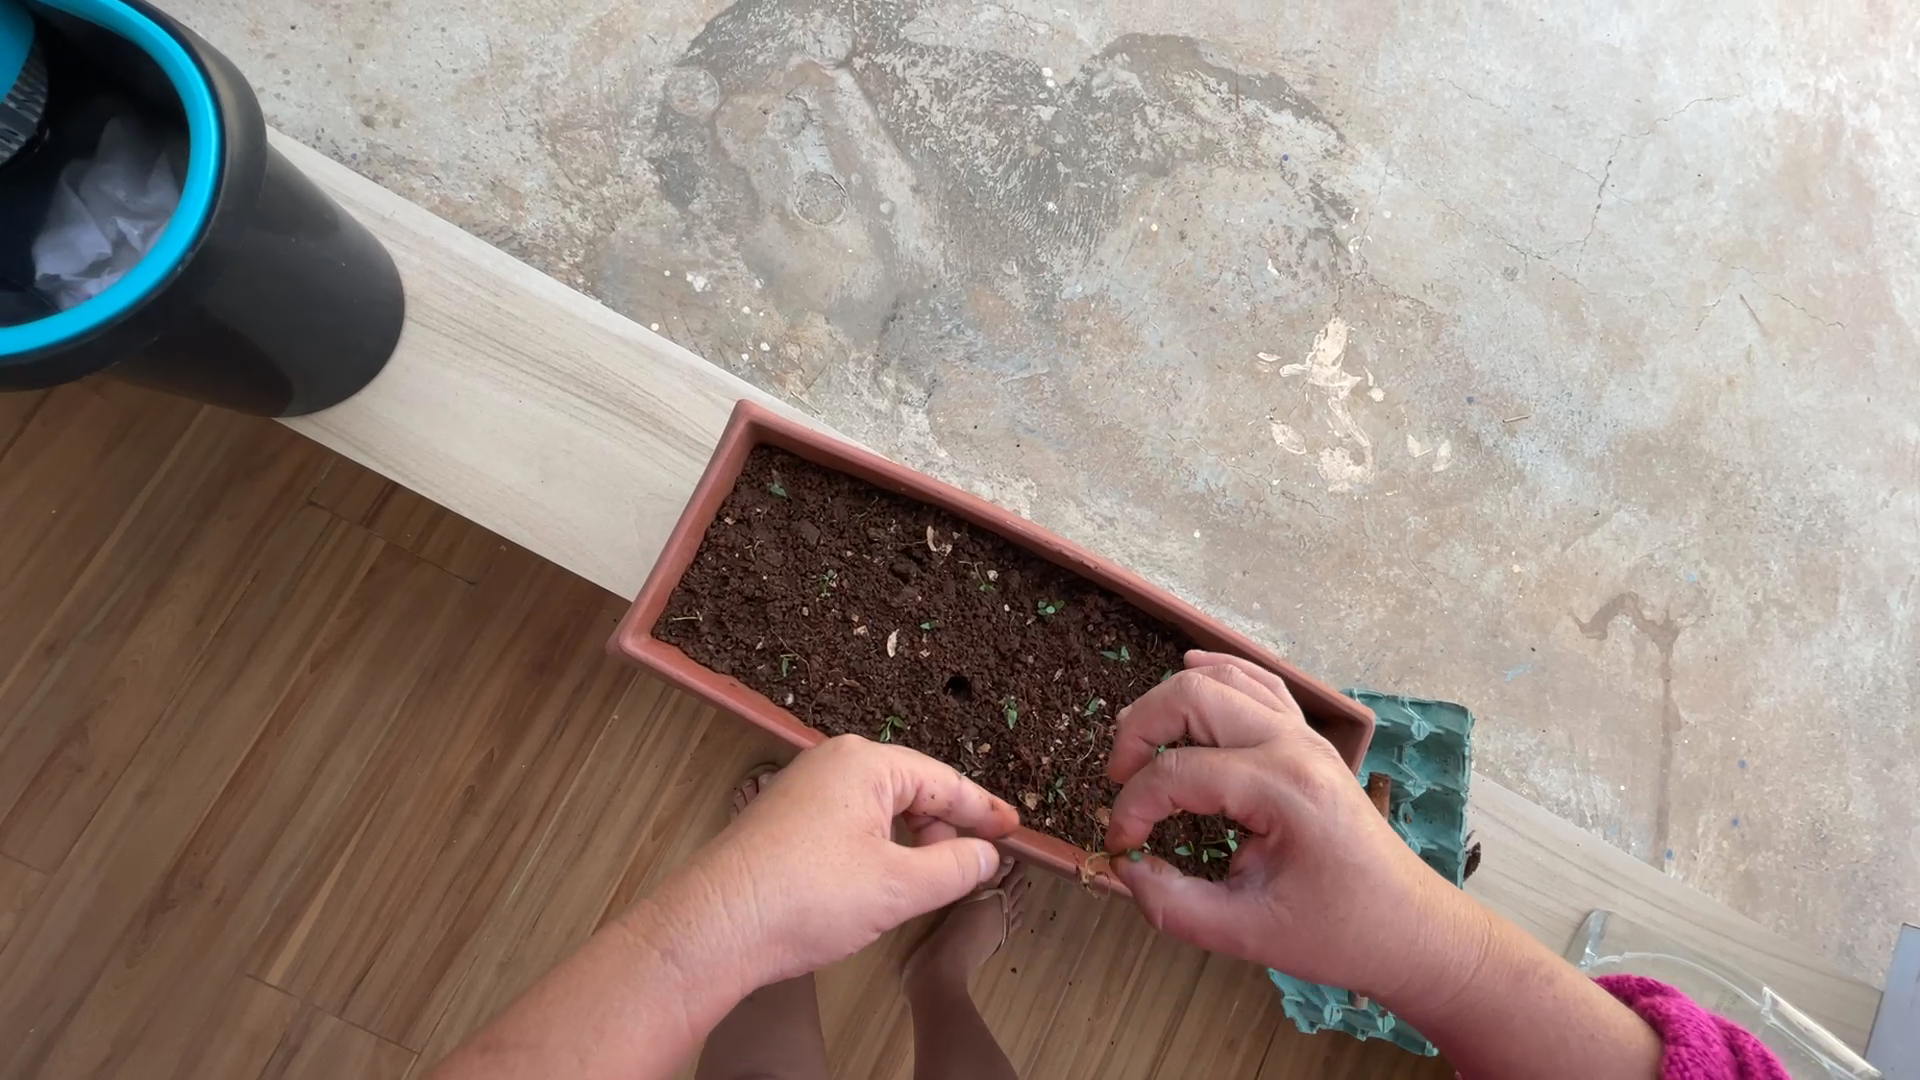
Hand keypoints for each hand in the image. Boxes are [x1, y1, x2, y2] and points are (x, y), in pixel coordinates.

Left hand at [649, 735, 1020, 990]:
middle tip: (971, 865)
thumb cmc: (807, 898)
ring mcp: (807, 786)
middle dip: (944, 827)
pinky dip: (880, 845)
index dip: (983, 808)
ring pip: (881, 806)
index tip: (1013, 829)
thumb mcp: (898, 886)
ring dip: (911, 840)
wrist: (714, 927)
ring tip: (926, 879)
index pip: (942, 780)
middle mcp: (835, 761)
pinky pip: (852, 819)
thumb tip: (986, 854)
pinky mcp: (788, 815)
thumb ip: (955, 867)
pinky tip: (882, 877)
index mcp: (865, 762)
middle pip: (911, 788)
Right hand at [1102, 652, 1485, 1003]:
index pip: (1177, 772)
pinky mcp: (1306, 736)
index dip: (1132, 807)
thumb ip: (1174, 905)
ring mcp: (1303, 732)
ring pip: (1218, 677)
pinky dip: (1217, 670)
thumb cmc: (1342, 935)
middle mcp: (1292, 743)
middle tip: (1119, 779)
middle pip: (1190, 696)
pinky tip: (1189, 667)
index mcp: (1282, 787)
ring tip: (1139, 741)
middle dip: (1138, 732)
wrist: (1416, 930)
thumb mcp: (1251, 936)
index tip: (1119, 844)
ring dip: (1167, 701)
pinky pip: (1256, 680)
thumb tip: (1123, 867)